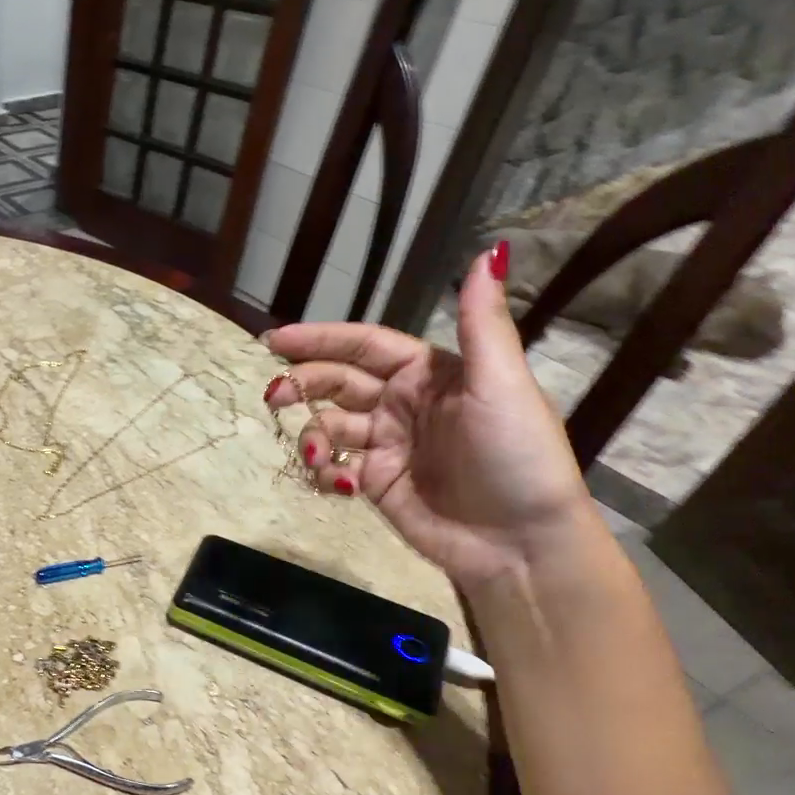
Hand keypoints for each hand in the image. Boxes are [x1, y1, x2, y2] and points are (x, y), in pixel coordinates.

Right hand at [261, 244, 593, 586]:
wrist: (520, 542)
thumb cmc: (515, 455)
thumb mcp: (501, 383)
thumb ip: (482, 321)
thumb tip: (488, 251)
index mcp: (429, 373)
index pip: (363, 345)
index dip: (319, 339)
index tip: (275, 341)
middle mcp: (402, 403)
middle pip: (335, 382)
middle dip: (301, 386)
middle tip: (274, 398)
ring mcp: (386, 445)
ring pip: (327, 425)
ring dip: (311, 435)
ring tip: (315, 454)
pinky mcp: (374, 484)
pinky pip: (332, 466)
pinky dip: (323, 471)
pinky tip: (336, 483)